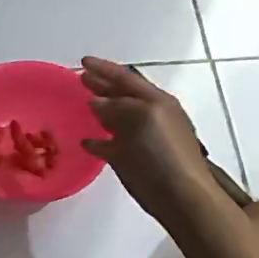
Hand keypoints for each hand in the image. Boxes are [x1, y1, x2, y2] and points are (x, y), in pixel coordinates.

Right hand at [80, 56, 219, 220]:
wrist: (180, 195)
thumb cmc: (165, 153)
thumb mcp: (144, 118)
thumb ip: (118, 106)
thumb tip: (95, 102)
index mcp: (155, 101)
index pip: (126, 78)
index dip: (105, 69)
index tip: (82, 61)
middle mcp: (147, 117)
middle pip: (120, 96)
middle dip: (101, 86)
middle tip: (78, 79)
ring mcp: (138, 140)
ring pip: (114, 120)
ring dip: (98, 110)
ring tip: (80, 103)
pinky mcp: (129, 162)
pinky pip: (109, 147)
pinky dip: (97, 142)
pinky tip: (84, 140)